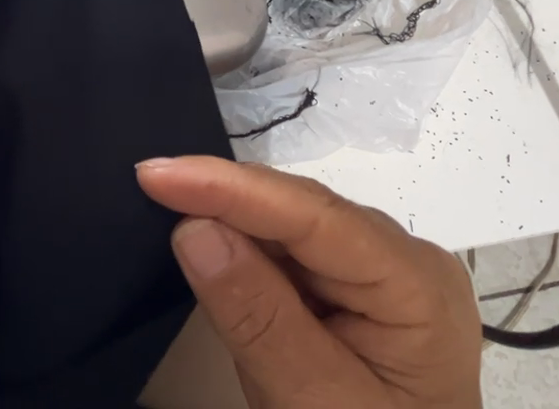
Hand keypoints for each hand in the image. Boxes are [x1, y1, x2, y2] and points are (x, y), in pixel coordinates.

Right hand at [137, 157, 481, 408]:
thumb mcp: (315, 405)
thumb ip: (259, 319)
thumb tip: (193, 228)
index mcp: (413, 282)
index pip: (311, 214)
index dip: (228, 186)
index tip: (154, 173)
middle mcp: (398, 257)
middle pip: (295, 208)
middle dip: (219, 195)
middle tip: (146, 185)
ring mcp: (372, 269)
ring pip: (281, 222)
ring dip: (222, 217)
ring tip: (162, 203)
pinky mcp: (343, 286)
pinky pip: (280, 248)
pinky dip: (236, 245)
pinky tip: (203, 239)